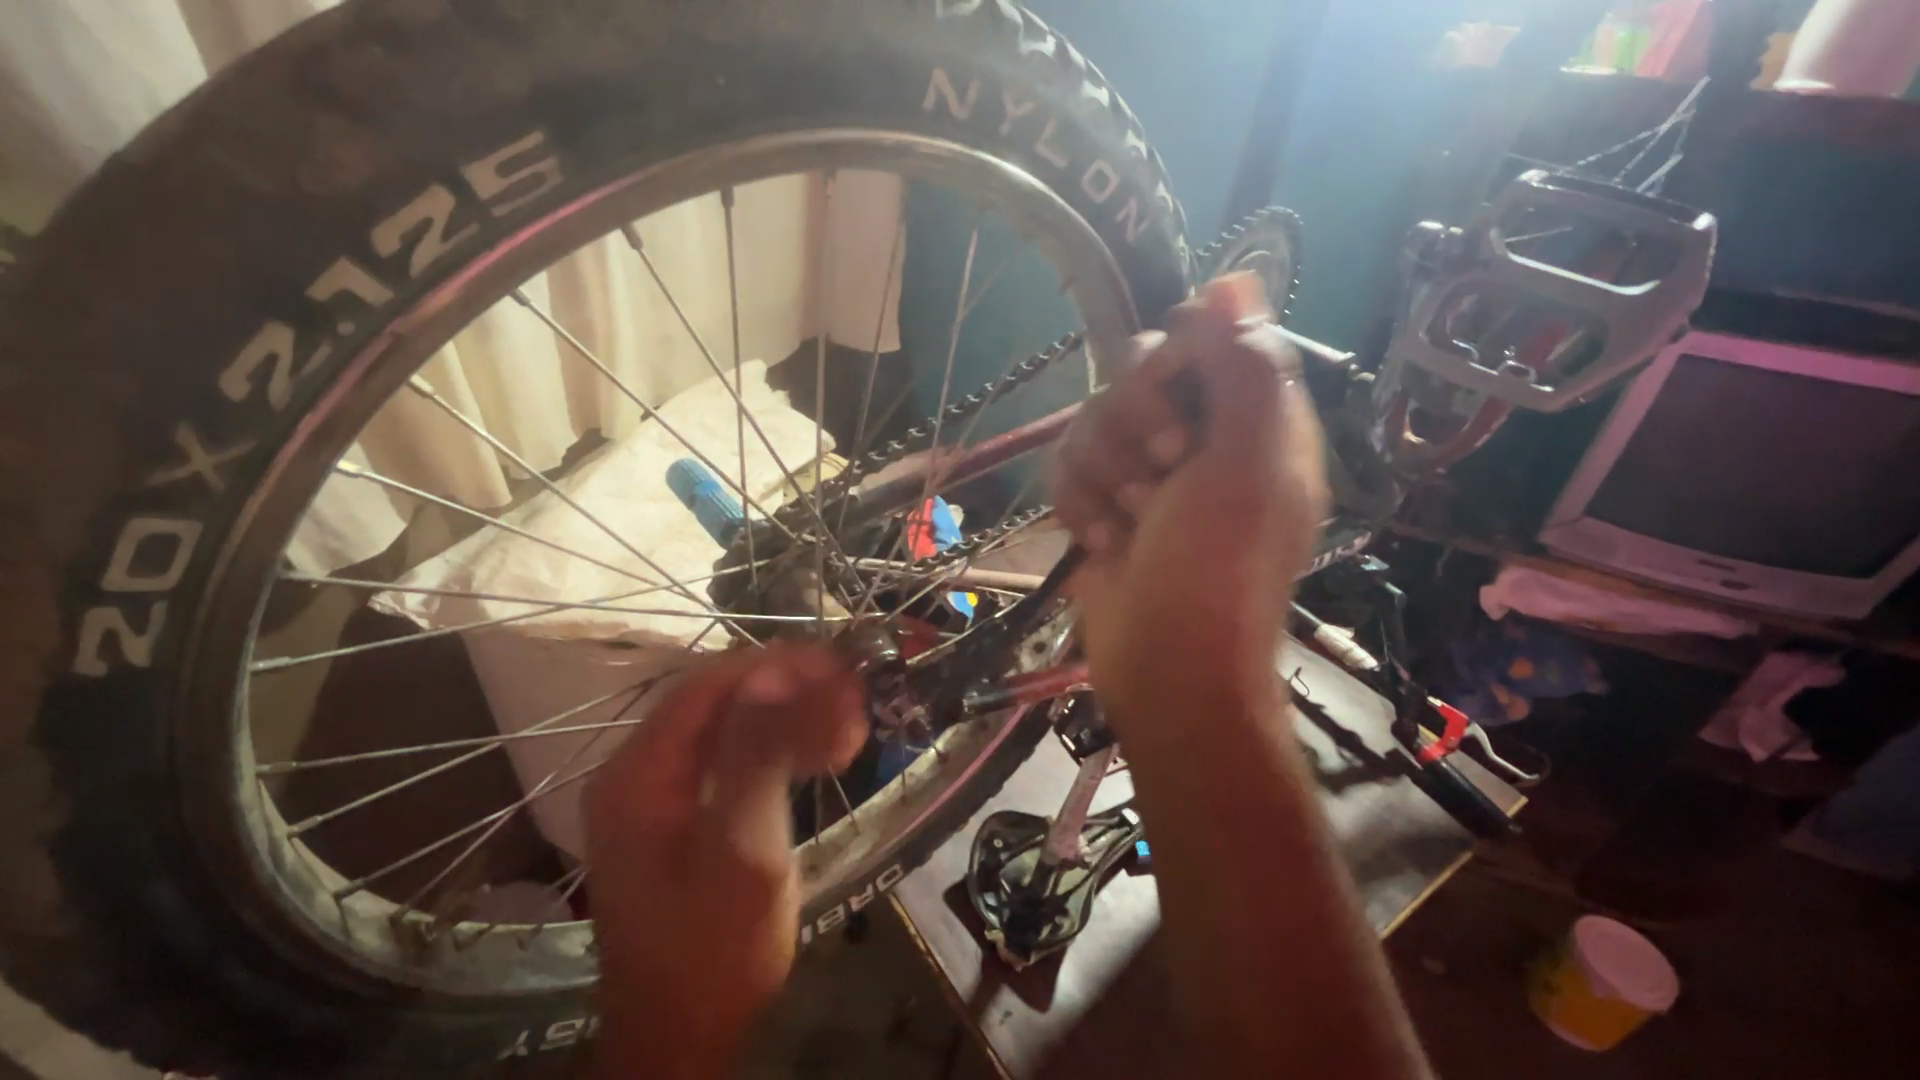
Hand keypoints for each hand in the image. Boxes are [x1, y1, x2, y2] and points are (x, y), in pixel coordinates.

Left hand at [585, 644, 867, 1076]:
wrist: (681, 1041)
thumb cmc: (712, 951)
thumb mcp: (742, 848)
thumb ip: (758, 755)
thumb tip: (782, 669)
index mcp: (638, 773)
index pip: (708, 685)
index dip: (776, 665)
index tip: (841, 665)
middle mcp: (639, 774)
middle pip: (718, 703)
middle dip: (790, 690)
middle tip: (855, 694)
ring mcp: (658, 799)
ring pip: (729, 731)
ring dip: (791, 719)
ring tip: (851, 724)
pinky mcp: (683, 822)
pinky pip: (732, 764)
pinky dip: (779, 752)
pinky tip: (820, 755)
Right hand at [1055, 275, 1328, 731]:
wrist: (1164, 664)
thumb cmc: (1217, 568)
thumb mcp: (1249, 463)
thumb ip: (1246, 366)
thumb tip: (1232, 277)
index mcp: (1250, 417)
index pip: (1200, 337)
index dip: (1174, 361)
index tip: (1176, 404)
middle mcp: (1198, 434)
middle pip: (1133, 372)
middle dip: (1131, 427)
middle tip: (1159, 477)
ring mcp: (1144, 471)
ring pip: (1091, 419)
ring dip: (1102, 474)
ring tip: (1129, 525)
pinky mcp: (1100, 502)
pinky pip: (1065, 465)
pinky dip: (1078, 504)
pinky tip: (1103, 543)